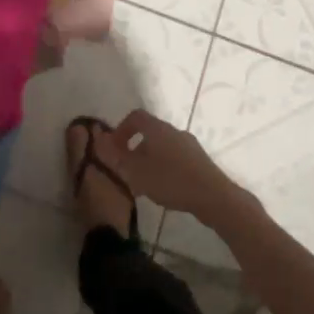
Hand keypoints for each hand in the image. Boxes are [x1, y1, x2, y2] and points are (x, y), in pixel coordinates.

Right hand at [111, 109, 250, 222]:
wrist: (214, 197)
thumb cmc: (171, 181)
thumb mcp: (137, 172)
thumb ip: (116, 156)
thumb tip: (100, 140)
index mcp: (157, 129)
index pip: (135, 117)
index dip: (121, 129)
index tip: (115, 147)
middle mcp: (174, 131)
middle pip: (150, 132)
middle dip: (135, 147)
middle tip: (128, 168)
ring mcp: (189, 145)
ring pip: (163, 146)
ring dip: (150, 159)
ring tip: (144, 182)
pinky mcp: (200, 160)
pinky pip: (176, 157)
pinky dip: (165, 166)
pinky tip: (164, 187)